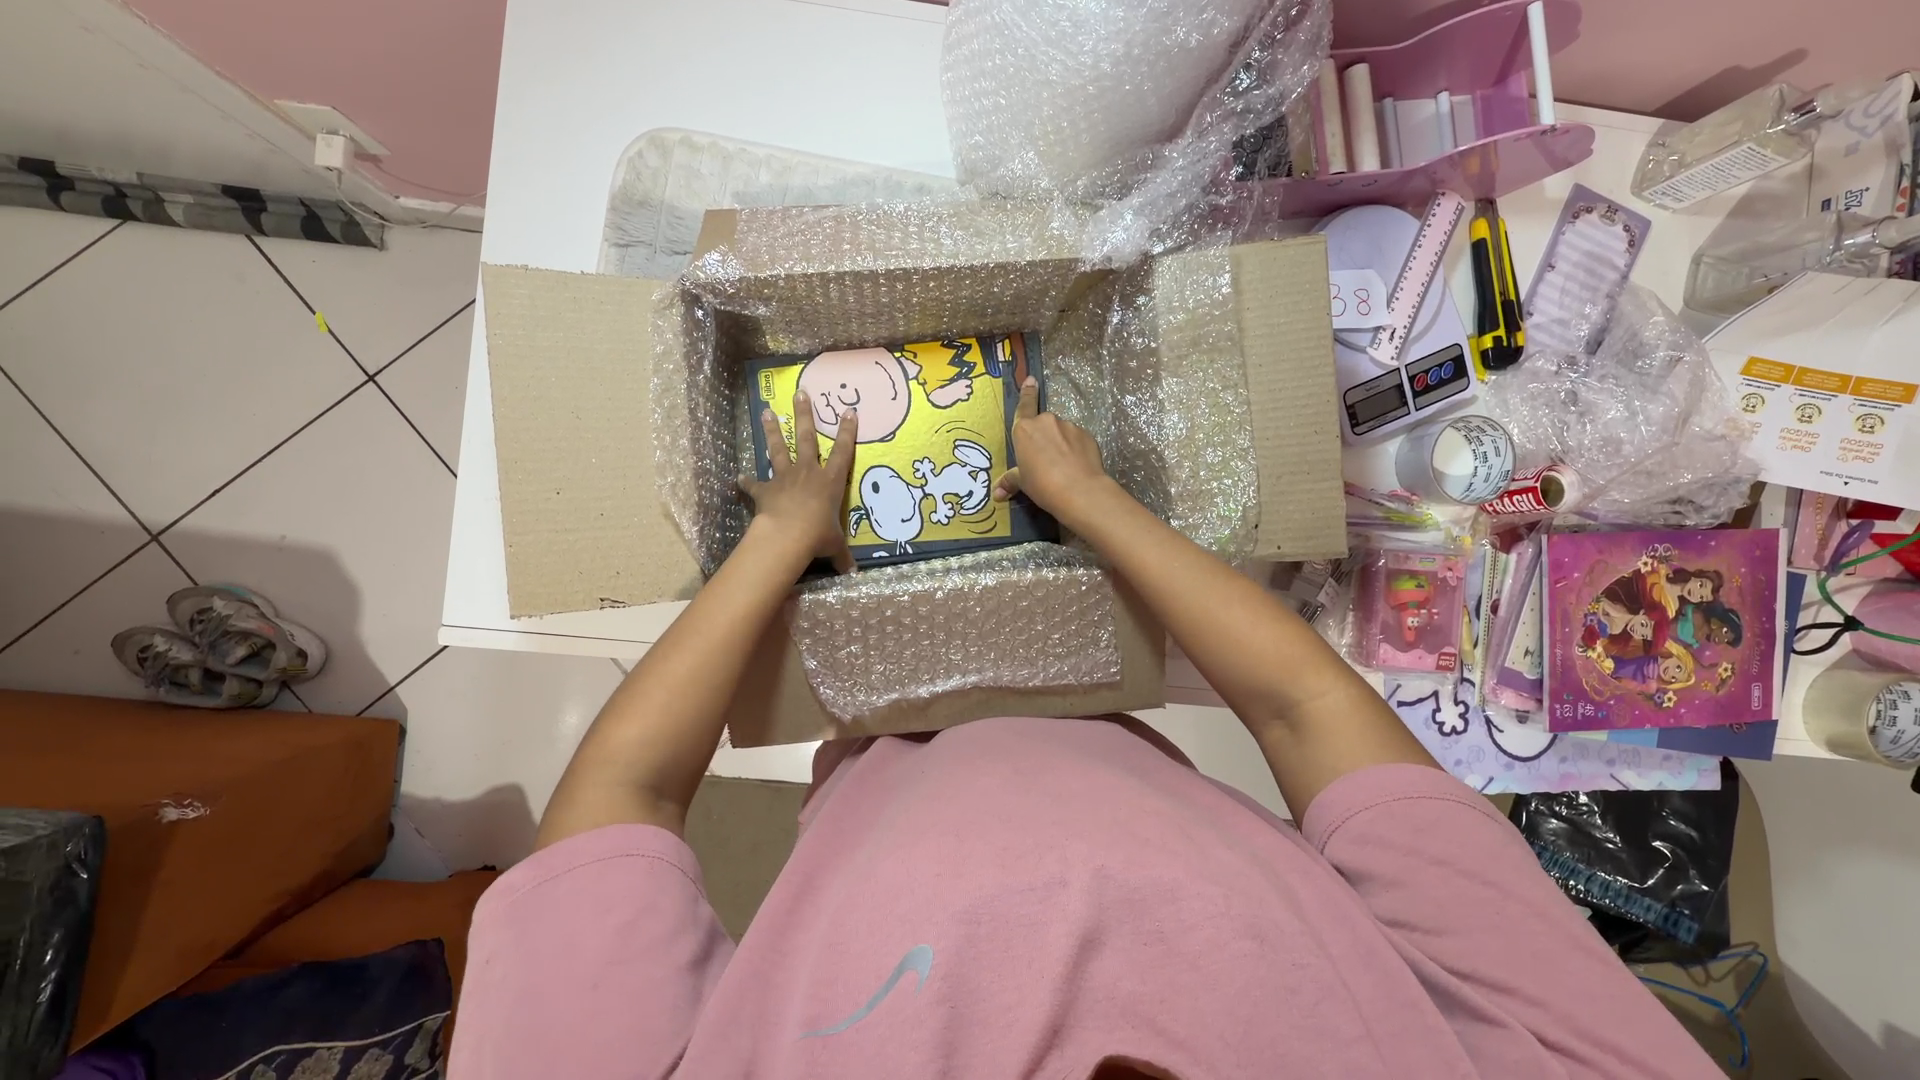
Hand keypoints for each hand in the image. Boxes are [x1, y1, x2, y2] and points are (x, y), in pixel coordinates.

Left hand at [742, 393, 857, 572]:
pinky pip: (754, 484)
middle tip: (800, 393)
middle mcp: (808, 472)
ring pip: (778, 448)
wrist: (789, 535)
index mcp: (830, 481)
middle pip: (806, 437)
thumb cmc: (818, 535)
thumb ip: (841, 556)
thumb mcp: (835, 546)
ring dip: (772, 431)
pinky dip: (746, 481)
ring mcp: (785, 478)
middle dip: (804, 415)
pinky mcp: (765, 490)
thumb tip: (852, 573)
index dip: (848, 432)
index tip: (850, 412)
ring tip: (766, 412)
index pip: (843, 452)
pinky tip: (738, 477)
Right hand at [992, 377, 1119, 529]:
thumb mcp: (1023, 483)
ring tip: (1063, 466)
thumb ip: (1010, 482)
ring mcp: (1069, 426)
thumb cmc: (1042, 485)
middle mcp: (1046, 422)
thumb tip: (996, 494)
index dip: (1027, 392)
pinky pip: (1076, 440)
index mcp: (1025, 429)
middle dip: (1044, 438)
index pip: (1024, 405)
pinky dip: (1075, 449)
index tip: (1031, 380)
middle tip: (1045, 460)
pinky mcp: (1087, 435)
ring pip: (1061, 432)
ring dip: (1060, 444)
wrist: (1079, 491)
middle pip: (1043, 425)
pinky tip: (1076, 466)